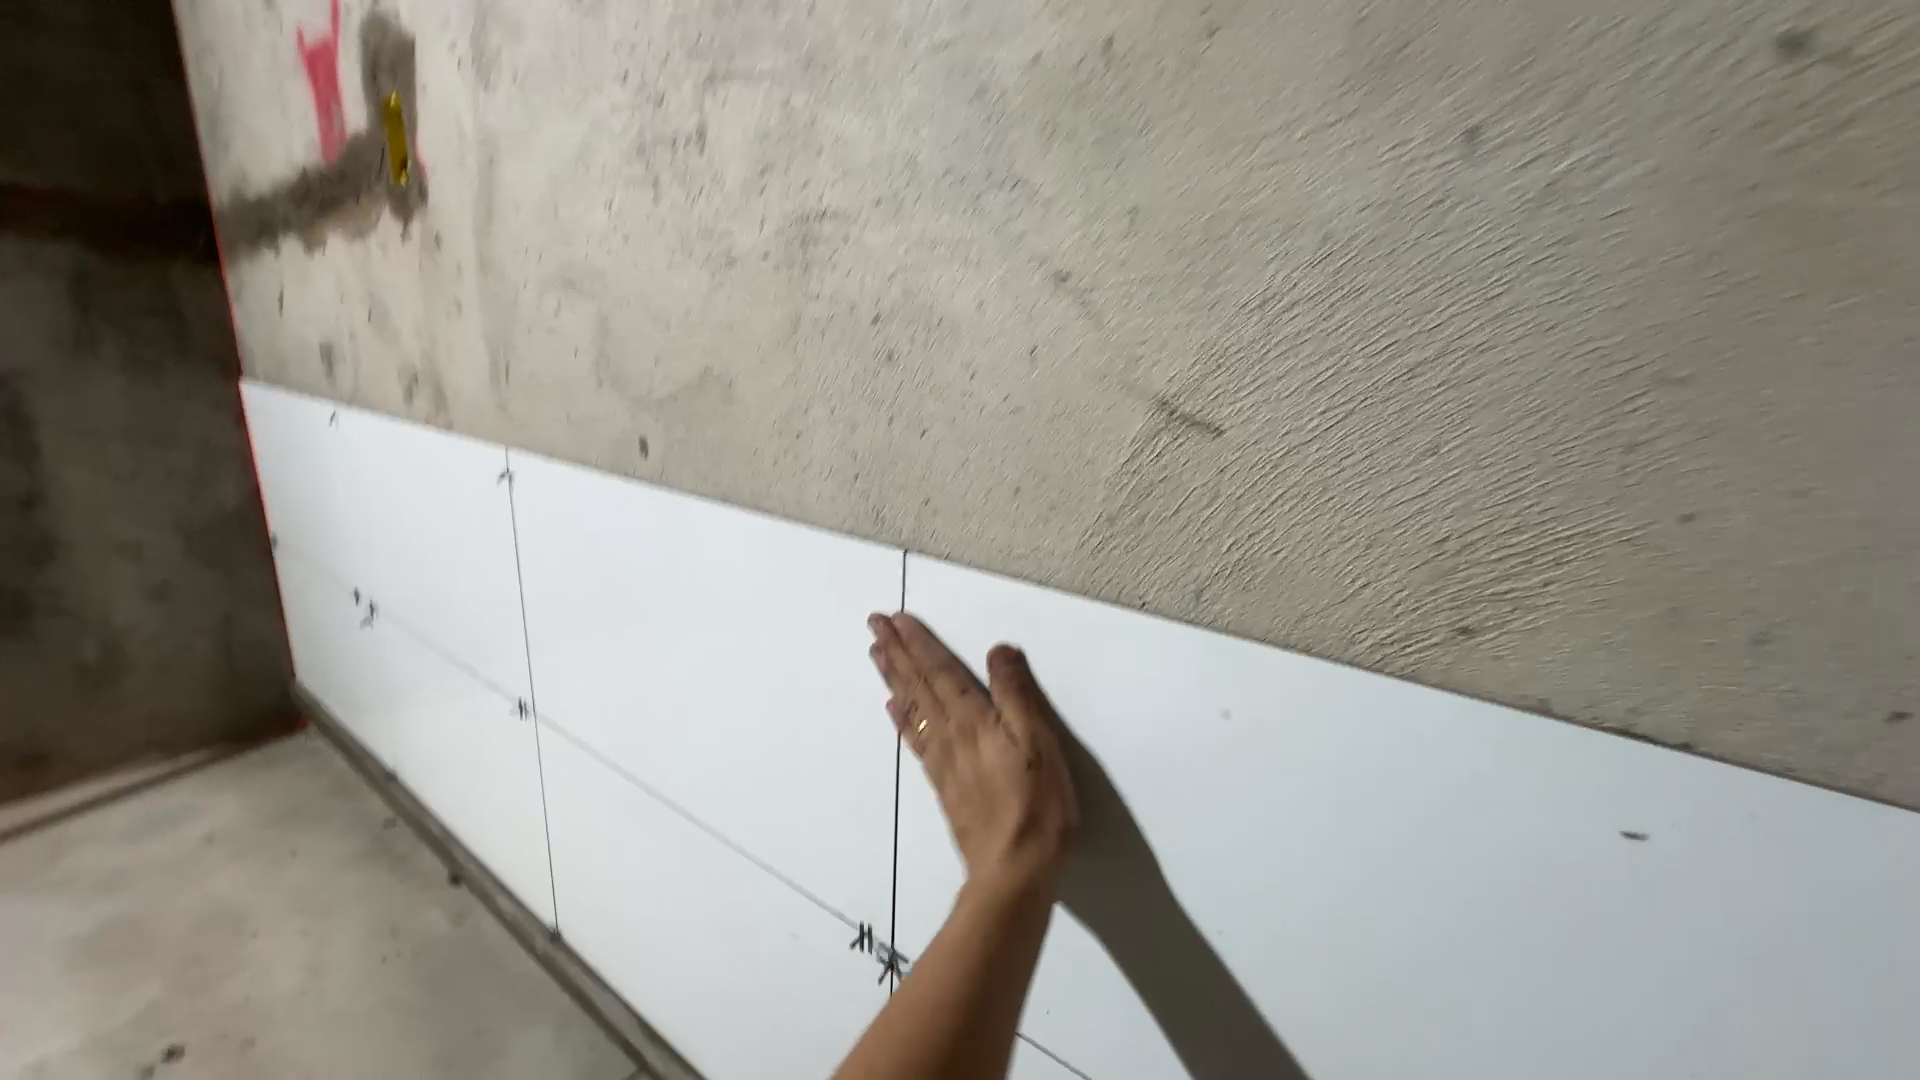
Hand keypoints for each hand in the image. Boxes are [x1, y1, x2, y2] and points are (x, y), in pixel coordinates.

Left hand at [868, 613, 1078, 890]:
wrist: (1014, 868)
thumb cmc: (1036, 803)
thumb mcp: (1038, 741)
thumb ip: (1016, 693)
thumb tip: (997, 650)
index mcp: (972, 718)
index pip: (940, 670)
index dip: (919, 642)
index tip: (896, 618)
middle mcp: (950, 733)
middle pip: (918, 684)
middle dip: (896, 651)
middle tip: (873, 623)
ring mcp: (942, 759)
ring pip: (911, 707)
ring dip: (893, 676)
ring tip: (876, 653)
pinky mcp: (942, 784)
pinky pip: (915, 739)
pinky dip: (902, 718)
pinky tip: (893, 708)